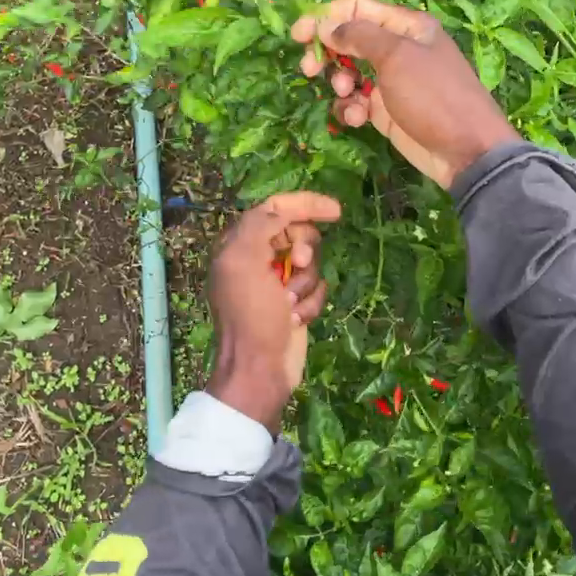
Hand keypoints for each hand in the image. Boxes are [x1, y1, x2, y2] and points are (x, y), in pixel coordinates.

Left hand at [207, 192, 340, 427]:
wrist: (260, 371)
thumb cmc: (251, 315)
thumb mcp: (245, 261)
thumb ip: (261, 224)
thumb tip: (283, 209)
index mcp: (239, 243)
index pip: (276, 207)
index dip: (306, 204)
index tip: (335, 211)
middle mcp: (257, 258)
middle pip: (298, 231)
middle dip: (304, 248)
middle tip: (299, 264)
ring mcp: (277, 281)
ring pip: (311, 260)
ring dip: (306, 281)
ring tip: (290, 302)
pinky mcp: (295, 301)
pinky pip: (318, 286)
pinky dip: (311, 301)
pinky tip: (297, 318)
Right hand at [292, 0, 519, 188]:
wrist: (465, 150)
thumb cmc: (434, 95)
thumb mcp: (397, 57)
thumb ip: (359, 36)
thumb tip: (326, 25)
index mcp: (406, 26)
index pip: (357, 8)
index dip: (326, 17)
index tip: (300, 35)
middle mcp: (397, 49)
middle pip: (349, 39)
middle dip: (327, 52)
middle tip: (310, 70)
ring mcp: (391, 81)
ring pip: (348, 72)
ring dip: (339, 82)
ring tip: (347, 95)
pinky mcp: (385, 111)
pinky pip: (356, 102)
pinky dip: (350, 109)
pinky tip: (357, 119)